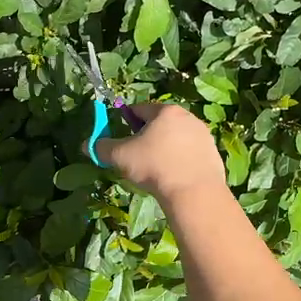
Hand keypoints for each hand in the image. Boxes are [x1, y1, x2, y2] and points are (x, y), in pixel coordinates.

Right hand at [95, 103, 227, 205]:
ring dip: (165, 147)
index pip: (140, 109)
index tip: (121, 135)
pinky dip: (180, 160)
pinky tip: (173, 177)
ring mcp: (203, 135)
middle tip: (136, 155)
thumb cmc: (154, 166)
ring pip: (177, 137)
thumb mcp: (120, 157)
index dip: (126, 120)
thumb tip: (87, 145)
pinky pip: (190, 153)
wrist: (193, 191)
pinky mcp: (213, 153)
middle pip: (161, 122)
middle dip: (147, 135)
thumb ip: (102, 148)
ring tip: (155, 169)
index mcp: (165, 111)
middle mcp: (187, 117)